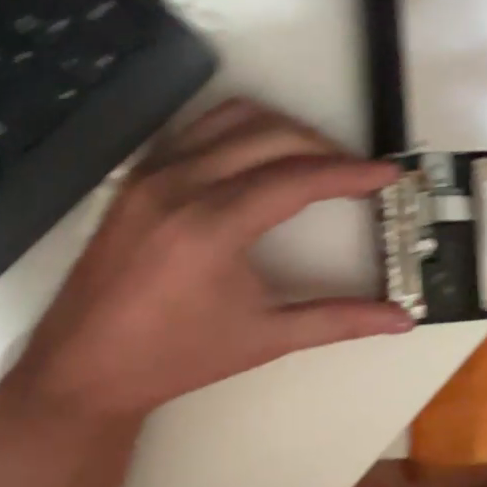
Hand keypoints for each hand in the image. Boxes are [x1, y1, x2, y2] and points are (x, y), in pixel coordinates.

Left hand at [0, 99, 413, 424]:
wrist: (84, 368)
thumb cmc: (177, 357)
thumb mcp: (266, 338)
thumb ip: (339, 320)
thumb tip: (402, 320)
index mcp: (212, 226)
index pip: (298, 177)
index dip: (351, 173)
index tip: (388, 174)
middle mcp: (179, 185)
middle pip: (272, 136)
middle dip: (325, 147)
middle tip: (357, 175)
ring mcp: (152, 174)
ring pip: (233, 118)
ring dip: (284, 129)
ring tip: (314, 159)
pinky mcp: (137, 177)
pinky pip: (198, 129)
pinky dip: (241, 131)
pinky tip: (261, 160)